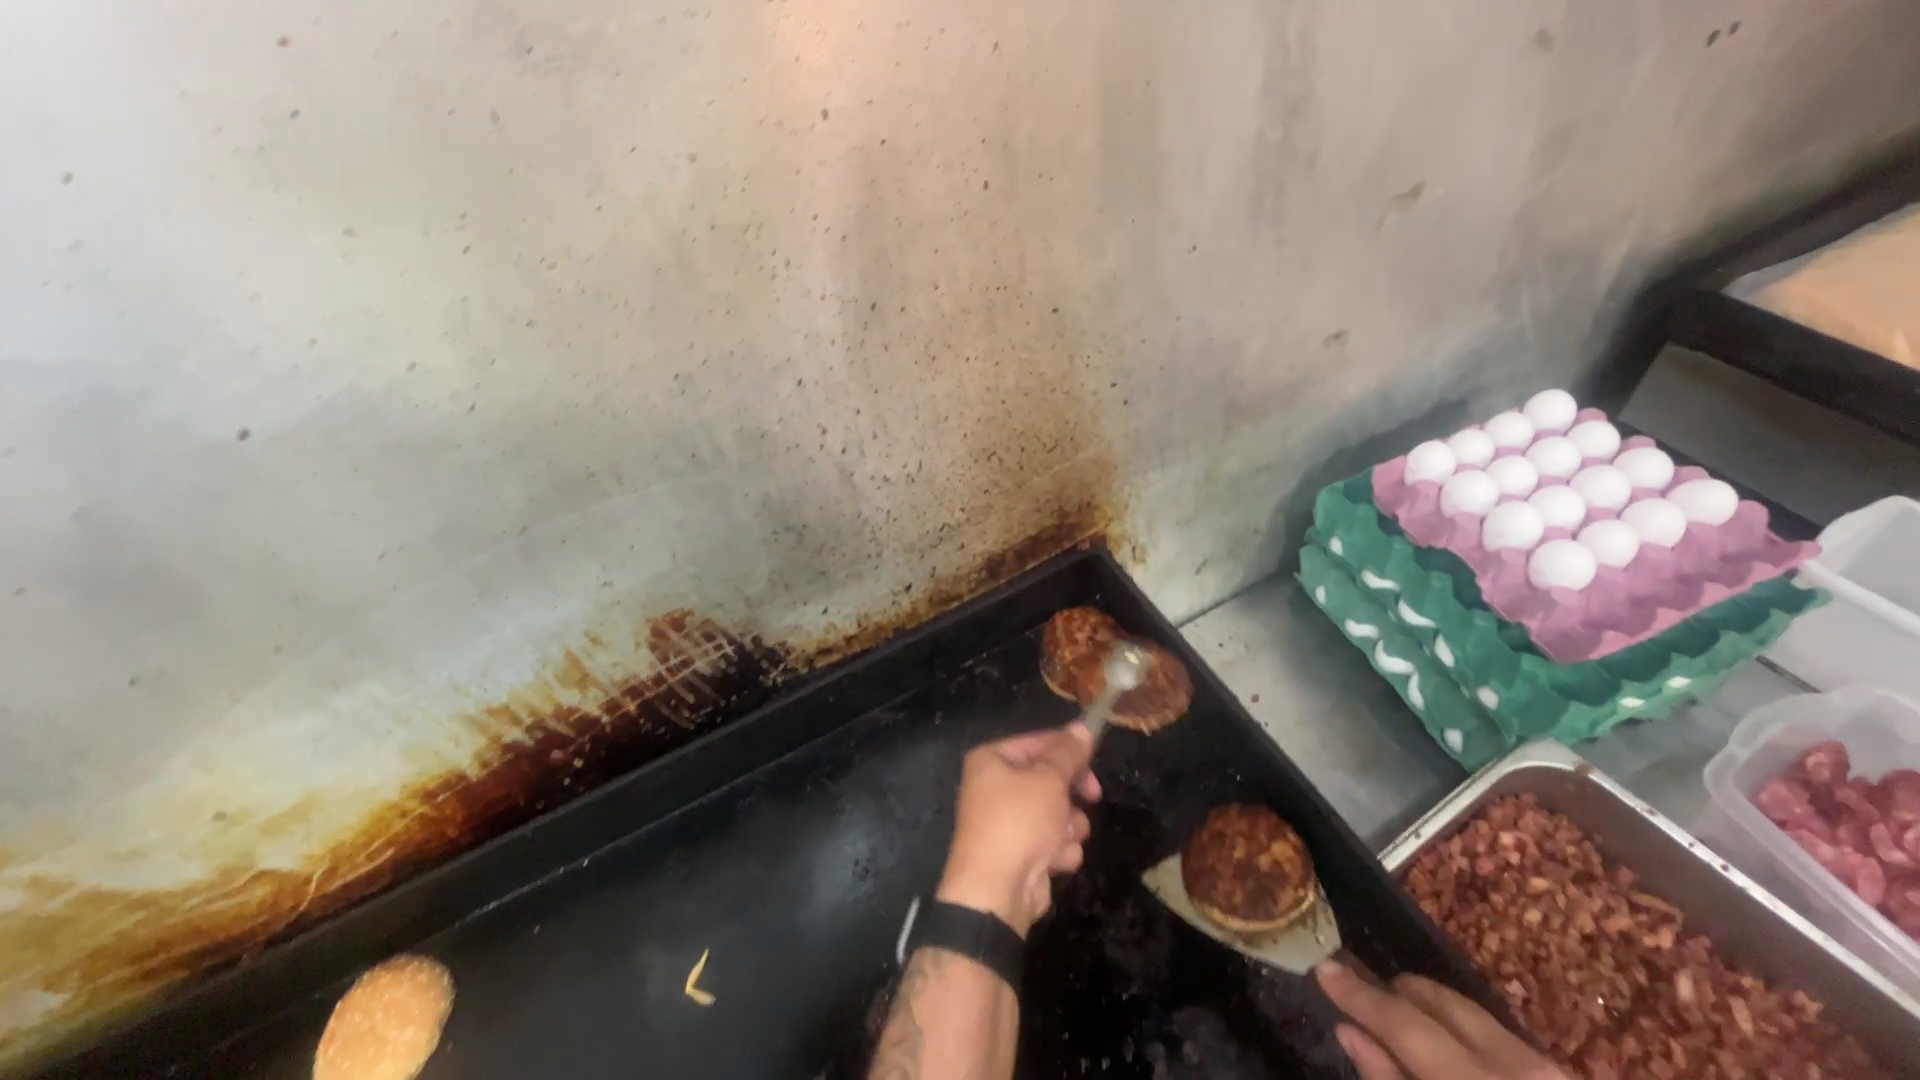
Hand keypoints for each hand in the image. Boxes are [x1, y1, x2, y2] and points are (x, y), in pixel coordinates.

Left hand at [935, 723, 1101, 938]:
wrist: (997, 891)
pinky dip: (1059, 849)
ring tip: (1063, 836)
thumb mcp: (1049, 780)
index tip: (1095, 755)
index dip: (1067, 748)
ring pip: (1057, 812)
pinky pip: (1052, 841)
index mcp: (991, 761)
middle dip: (1071, 794)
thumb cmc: (1019, 821)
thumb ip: (1068, 754)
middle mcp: (995, 787)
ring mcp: (1008, 822)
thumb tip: (1083, 727)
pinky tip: (1054, 860)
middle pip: (1048, 778)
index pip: (1037, 742)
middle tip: (1093, 795)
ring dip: (1069, 825)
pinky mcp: (1021, 852)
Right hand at [1317, 961, 1567, 1079]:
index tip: (1323, 967)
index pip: (1406, 1025)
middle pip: (1444, 1006)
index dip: (1360, 995)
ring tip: (1395, 1009)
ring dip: (1428, 1007)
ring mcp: (1549, 1073)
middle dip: (1395, 992)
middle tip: (1357, 986)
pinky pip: (1500, 1037)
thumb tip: (1350, 1032)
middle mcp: (1518, 1068)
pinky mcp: (1563, 1079)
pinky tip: (1446, 1045)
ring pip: (1473, 1015)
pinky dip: (1461, 1030)